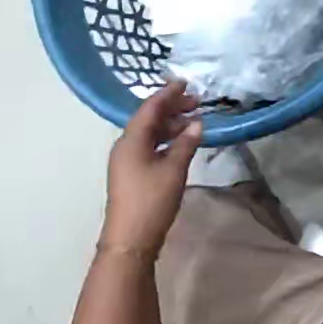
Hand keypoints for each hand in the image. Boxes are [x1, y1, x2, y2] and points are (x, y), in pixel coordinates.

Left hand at [98, 80, 202, 262]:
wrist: (130, 240)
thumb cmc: (151, 201)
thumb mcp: (174, 170)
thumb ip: (186, 143)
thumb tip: (197, 123)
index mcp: (131, 140)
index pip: (150, 108)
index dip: (168, 94)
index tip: (185, 83)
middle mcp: (125, 146)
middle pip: (148, 119)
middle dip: (171, 109)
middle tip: (196, 102)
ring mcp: (126, 161)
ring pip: (149, 134)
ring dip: (170, 126)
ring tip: (193, 122)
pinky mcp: (131, 174)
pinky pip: (149, 147)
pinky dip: (165, 141)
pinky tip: (181, 144)